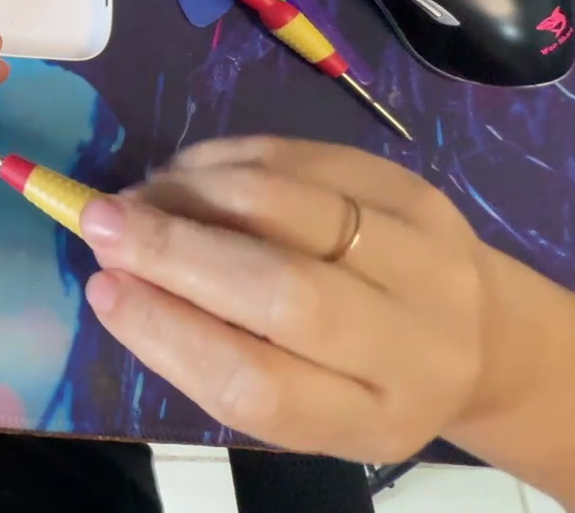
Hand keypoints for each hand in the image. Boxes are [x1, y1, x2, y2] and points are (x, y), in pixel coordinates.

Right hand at [78, 137, 489, 463]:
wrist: (477, 331)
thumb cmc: (350, 373)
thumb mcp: (289, 393)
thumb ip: (202, 344)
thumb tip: (112, 272)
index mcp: (370, 418)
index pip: (258, 386)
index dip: (166, 332)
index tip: (100, 287)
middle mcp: (415, 343)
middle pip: (281, 292)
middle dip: (170, 248)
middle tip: (97, 221)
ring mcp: (421, 255)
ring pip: (281, 204)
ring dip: (185, 192)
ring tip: (136, 197)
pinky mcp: (407, 186)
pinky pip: (286, 157)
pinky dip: (212, 161)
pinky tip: (181, 176)